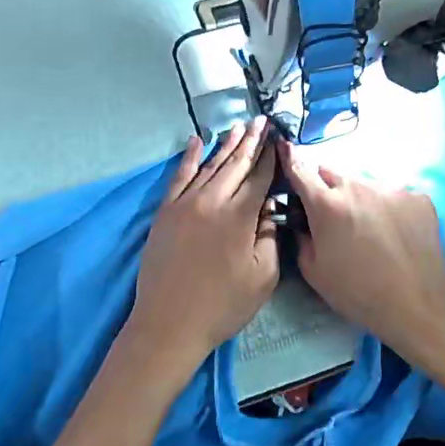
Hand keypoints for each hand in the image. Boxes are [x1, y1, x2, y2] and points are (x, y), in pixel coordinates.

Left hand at [130, 118, 279, 362]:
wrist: (169, 324)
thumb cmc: (223, 306)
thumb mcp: (263, 277)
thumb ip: (269, 236)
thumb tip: (269, 208)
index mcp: (239, 217)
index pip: (259, 177)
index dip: (271, 156)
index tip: (278, 138)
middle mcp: (212, 201)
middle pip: (236, 165)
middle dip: (251, 142)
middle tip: (263, 121)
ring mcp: (184, 205)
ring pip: (209, 166)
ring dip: (226, 145)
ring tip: (240, 128)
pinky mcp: (165, 213)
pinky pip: (179, 177)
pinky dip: (189, 158)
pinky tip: (197, 142)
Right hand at [280, 143, 444, 359]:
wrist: (417, 304)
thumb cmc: (357, 292)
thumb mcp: (314, 271)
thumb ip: (301, 237)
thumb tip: (301, 220)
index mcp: (327, 204)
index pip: (300, 169)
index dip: (289, 158)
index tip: (284, 148)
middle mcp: (358, 187)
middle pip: (334, 174)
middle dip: (327, 189)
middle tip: (333, 217)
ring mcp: (392, 189)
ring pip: (366, 185)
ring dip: (360, 199)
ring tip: (370, 231)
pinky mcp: (418, 198)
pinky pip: (395, 196)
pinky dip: (389, 209)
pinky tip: (395, 235)